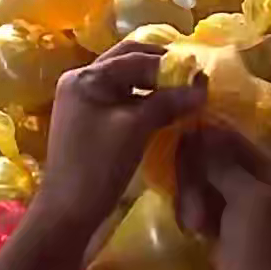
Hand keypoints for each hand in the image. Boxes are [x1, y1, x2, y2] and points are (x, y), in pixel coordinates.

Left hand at [35, 41, 204, 227]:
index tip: (200, 72)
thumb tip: (202, 87)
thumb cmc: (98, 165)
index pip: (133, 57)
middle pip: (127, 64)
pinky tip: (166, 111)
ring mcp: (84, 103)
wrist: (68, 212)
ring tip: (184, 94)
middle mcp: (81, 82)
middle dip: (160, 68)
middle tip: (192, 78)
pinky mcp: (90, 122)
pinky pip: (122, 102)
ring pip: (126, 83)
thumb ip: (167, 102)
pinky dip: (145, 102)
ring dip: (154, 86)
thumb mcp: (135, 129)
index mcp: (86, 77)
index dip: (169, 63)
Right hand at [173, 122, 270, 269]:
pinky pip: (196, 205)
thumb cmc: (266, 245)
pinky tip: (194, 228)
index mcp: (265, 167)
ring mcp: (232, 202)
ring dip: (192, 200)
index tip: (177, 139)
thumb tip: (201, 130)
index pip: (229, 137)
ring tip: (196, 224)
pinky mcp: (218, 224)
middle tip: (194, 203)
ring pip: (199, 183)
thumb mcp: (248, 199)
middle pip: (209, 160)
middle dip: (195, 177)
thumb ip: (223, 165)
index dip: (204, 136)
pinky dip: (191, 213)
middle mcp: (248, 178)